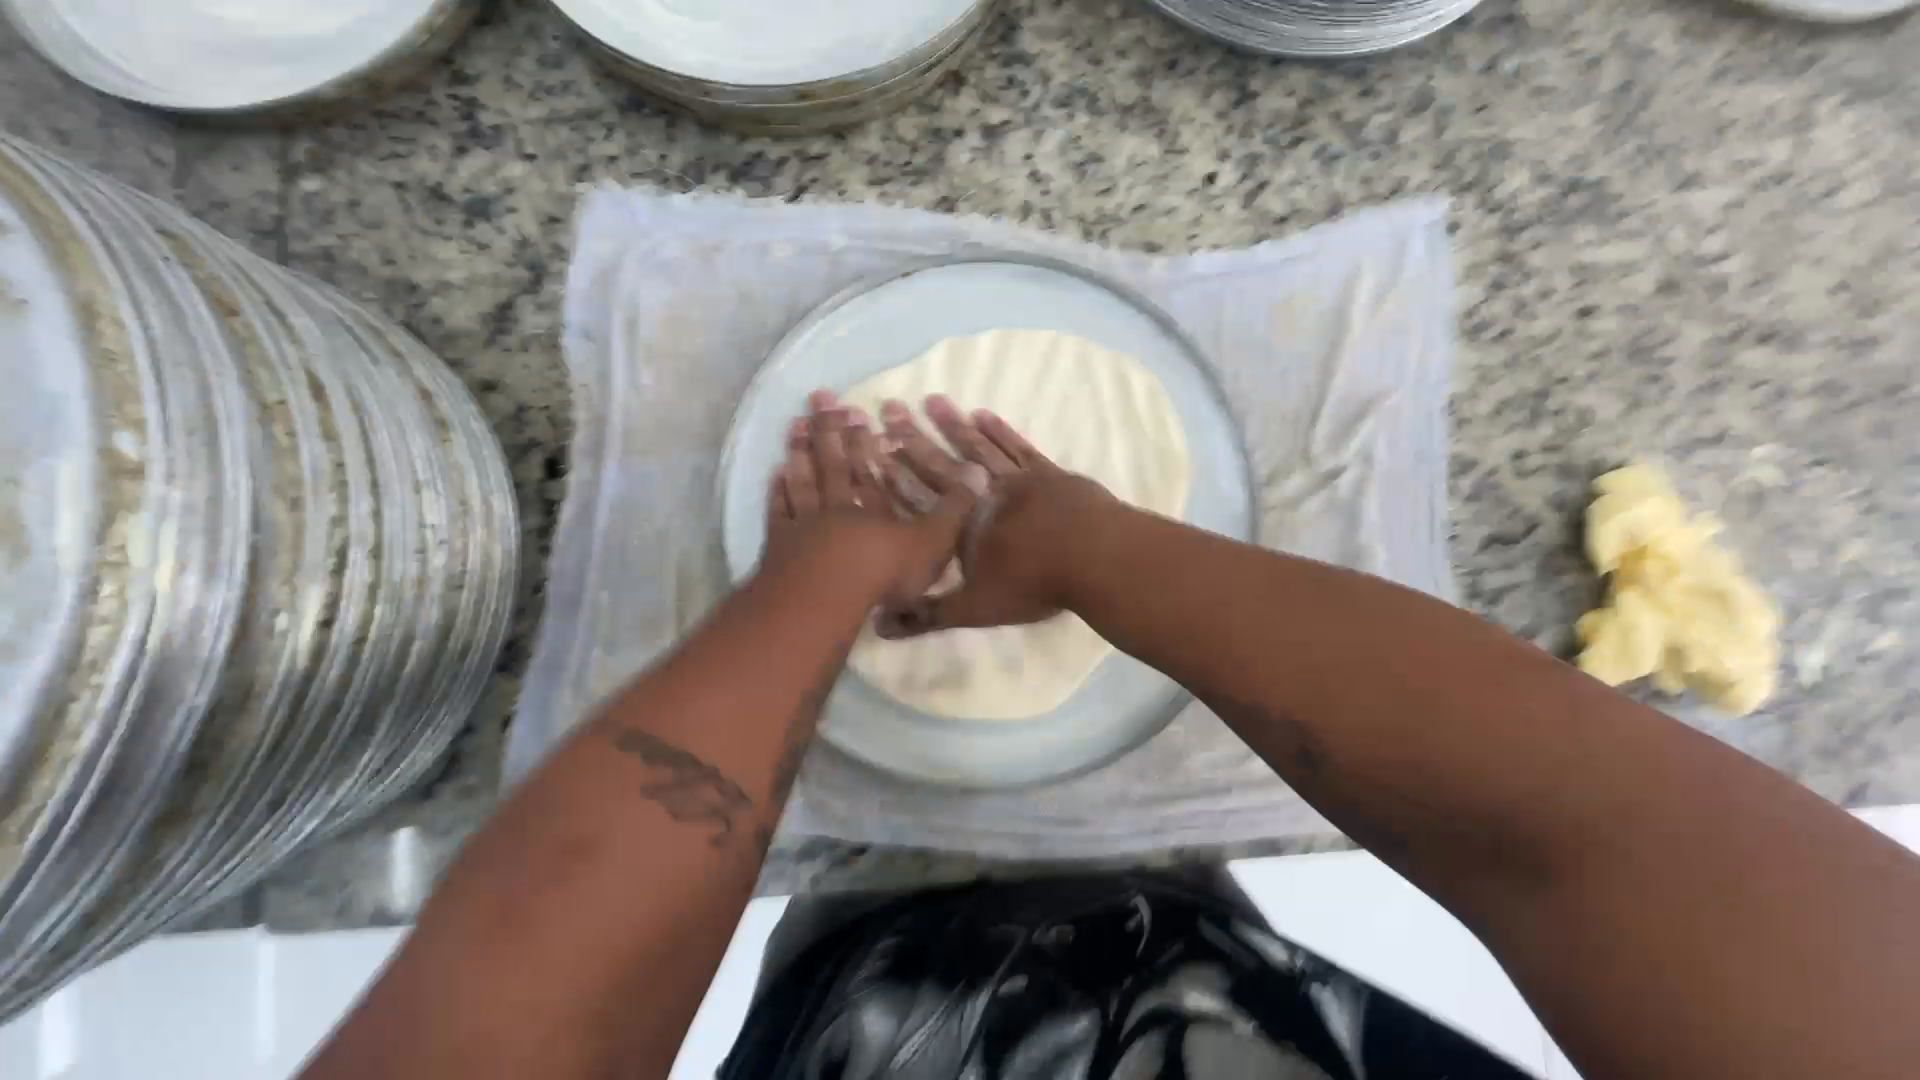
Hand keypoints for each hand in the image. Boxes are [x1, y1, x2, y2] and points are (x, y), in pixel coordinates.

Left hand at [764, 390, 987, 609]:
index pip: (866, 467)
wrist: (826, 598)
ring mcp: (803, 525)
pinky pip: (778, 512)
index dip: (861, 440)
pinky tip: (775, 474)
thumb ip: (954, 509)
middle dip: (826, 430)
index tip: (855, 410)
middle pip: (830, 464)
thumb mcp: (932, 542)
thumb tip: (980, 471)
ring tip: (795, 425)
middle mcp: (836, 508)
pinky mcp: (779, 546)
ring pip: (801, 481)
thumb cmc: (882, 571)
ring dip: (798, 452)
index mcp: (871, 508)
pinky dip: (777, 492)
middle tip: (818, 397)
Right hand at [874, 394, 1116, 638]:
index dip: (894, 473)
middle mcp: (985, 494)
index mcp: (962, 526)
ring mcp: (1019, 479)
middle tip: (889, 408)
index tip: (871, 447)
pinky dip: (999, 430)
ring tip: (932, 401)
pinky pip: (1018, 446)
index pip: (919, 495)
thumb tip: (879, 627)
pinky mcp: (1050, 473)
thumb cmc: (1034, 583)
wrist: (1098, 557)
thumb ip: (929, 614)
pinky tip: (982, 414)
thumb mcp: (976, 608)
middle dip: (913, 437)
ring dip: (953, 425)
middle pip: (943, 462)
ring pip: (979, 446)